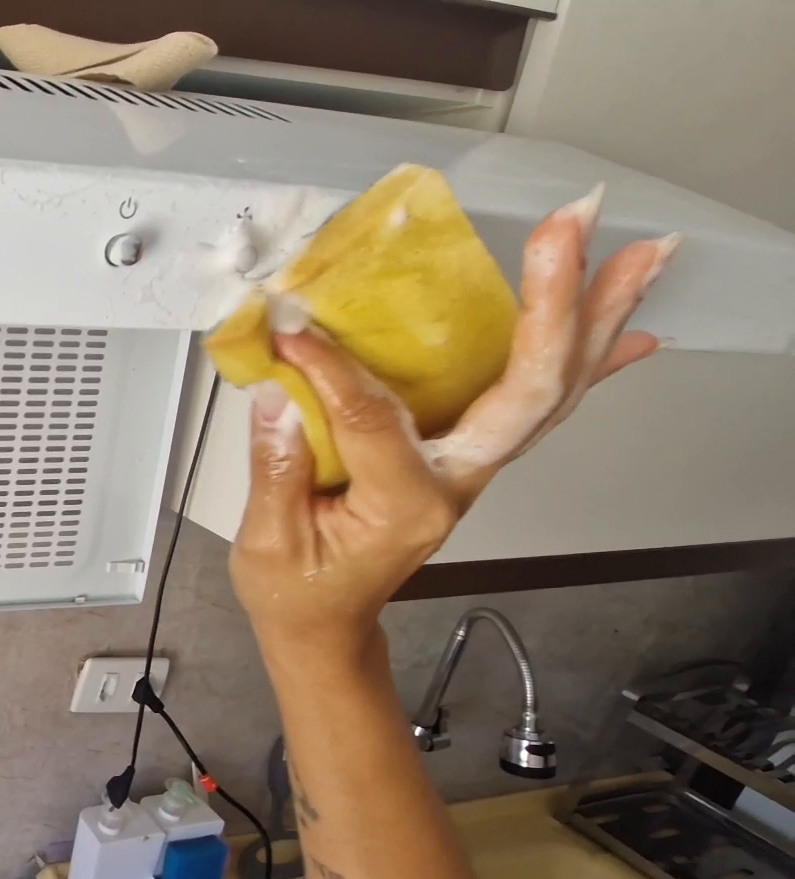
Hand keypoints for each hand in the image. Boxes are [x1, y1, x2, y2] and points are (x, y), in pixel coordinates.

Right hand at [229, 187, 677, 654]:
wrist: (324, 623)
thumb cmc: (294, 590)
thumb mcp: (268, 540)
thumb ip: (277, 467)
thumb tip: (279, 395)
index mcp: (404, 506)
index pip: (376, 418)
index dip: (332, 370)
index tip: (295, 332)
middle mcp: (456, 485)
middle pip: (529, 391)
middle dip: (554, 303)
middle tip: (571, 227)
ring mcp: (469, 473)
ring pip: (550, 393)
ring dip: (596, 318)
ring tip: (638, 252)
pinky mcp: (463, 463)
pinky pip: (535, 411)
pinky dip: (584, 365)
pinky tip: (620, 329)